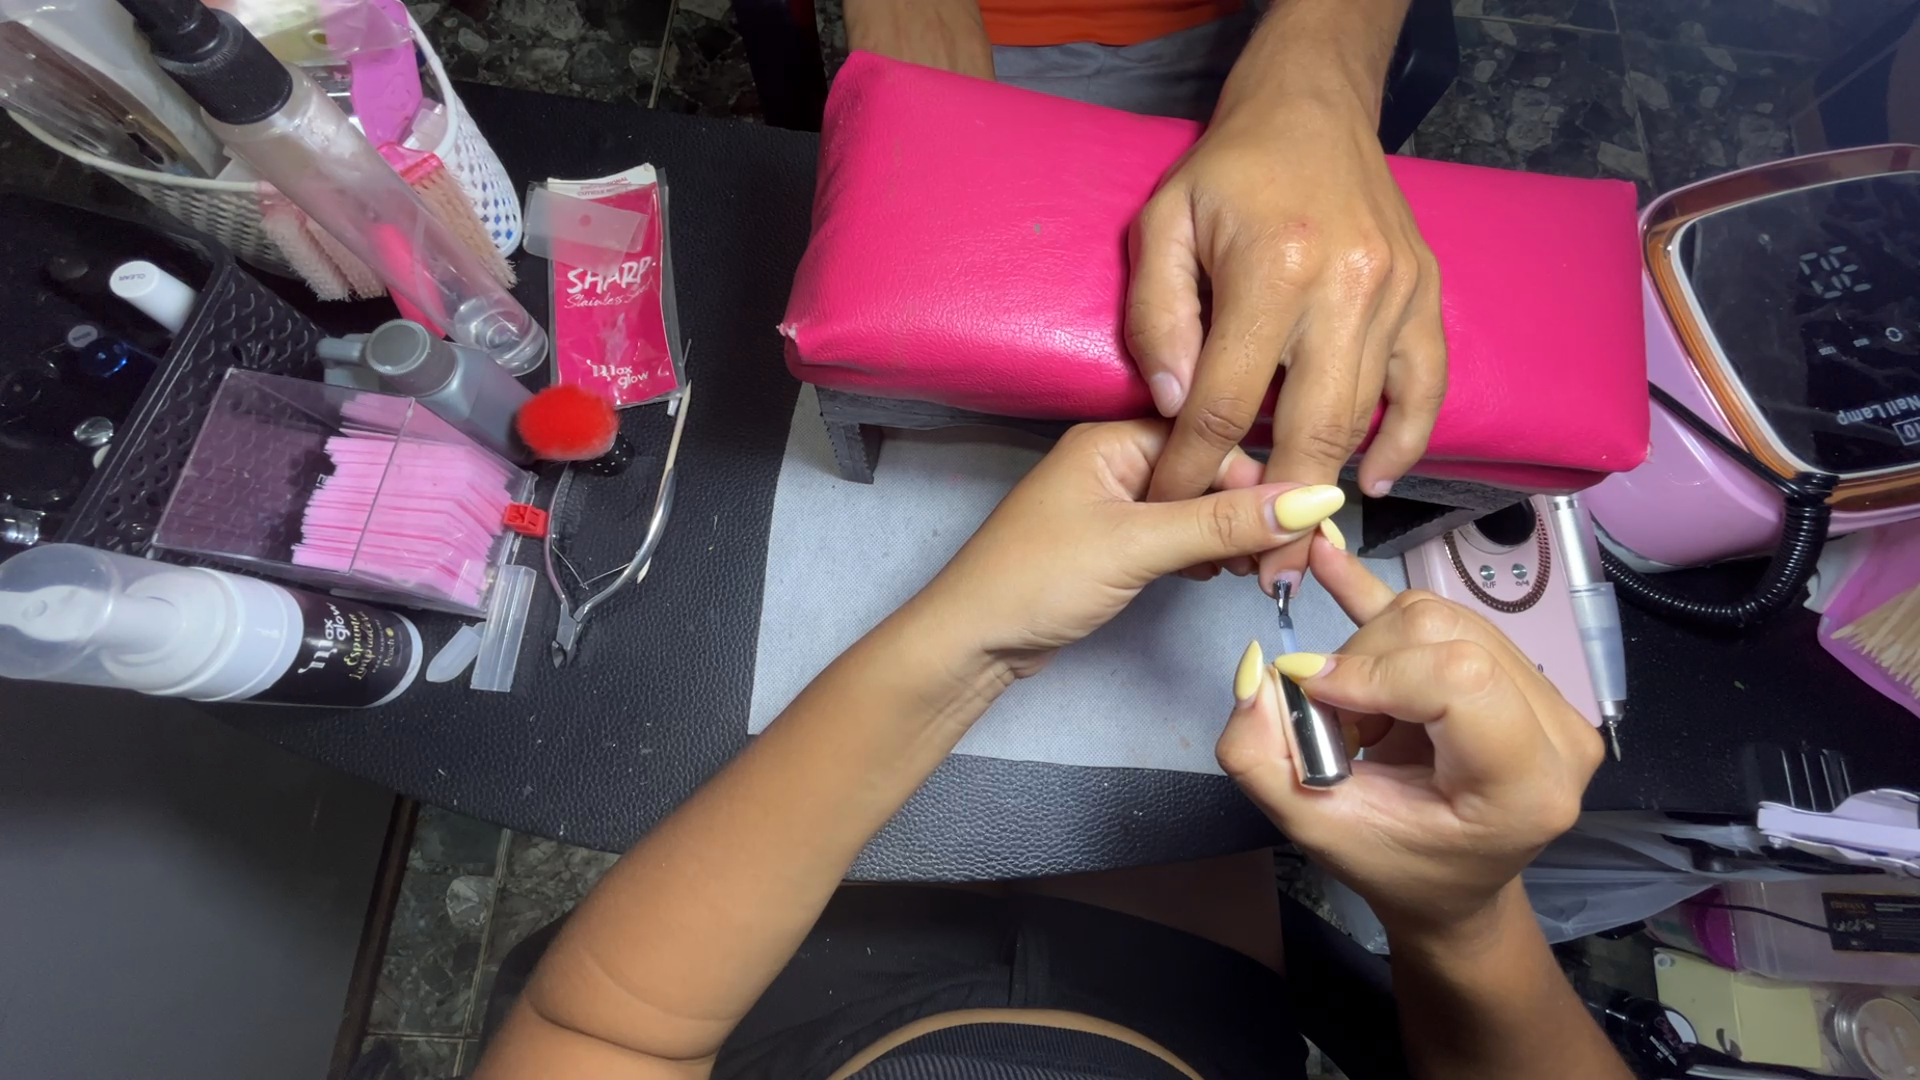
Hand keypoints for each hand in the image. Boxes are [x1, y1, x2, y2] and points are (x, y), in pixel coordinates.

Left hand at [915, 420, 1347, 678]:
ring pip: (1189, 509)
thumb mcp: (1135, 546)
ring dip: (1224, 536)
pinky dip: (1197, 553)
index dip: (1256, 478)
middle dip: (1244, 513)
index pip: (1206, 438)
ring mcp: (1110, 506)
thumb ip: (1221, 522)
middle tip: (1282, 558)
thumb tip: (1314, 497)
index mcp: (1110, 440)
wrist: (974, 639)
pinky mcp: (1110, 545)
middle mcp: (1112, 463)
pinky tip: (1215, 574)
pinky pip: (1170, 537)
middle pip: (1202, 473)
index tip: (1302, 521)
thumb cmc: (1040, 580)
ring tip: (1254, 571)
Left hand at [1127, 92, 1445, 592]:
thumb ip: (1159, 322)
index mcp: (1274, 272)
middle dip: (1274, 509)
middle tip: (1256, 569)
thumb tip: (1179, 407)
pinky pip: (1427, 389)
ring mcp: (1400, 296)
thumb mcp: (1160, 231)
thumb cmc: (1223, 173)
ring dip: (1331, 488)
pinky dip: (1406, 442)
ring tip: (1300, 541)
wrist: (1310, 110)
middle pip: (1308, 431)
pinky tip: (1372, 482)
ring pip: (1365, 420)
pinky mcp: (1426, 299)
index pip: (1224, 406)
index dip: (1193, 470)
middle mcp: (1348, 289)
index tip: (1171, 510)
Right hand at [1217, 536, 1602, 936]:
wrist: (1449, 879)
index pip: (1456, 676)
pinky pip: (1436, 609)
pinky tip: (1326, 558)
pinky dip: (1372, 589)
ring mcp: (1543, 693)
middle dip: (1358, 661)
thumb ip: (1260, 757)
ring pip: (1430, 614)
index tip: (1309, 694)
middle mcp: (1554, 729)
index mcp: (1523, 784)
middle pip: (1437, 630)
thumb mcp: (1311, 827)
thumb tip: (1256, 671)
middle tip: (1331, 718)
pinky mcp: (1510, 669)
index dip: (1368, 671)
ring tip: (1353, 706)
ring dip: (1366, 651)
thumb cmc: (1391, 864)